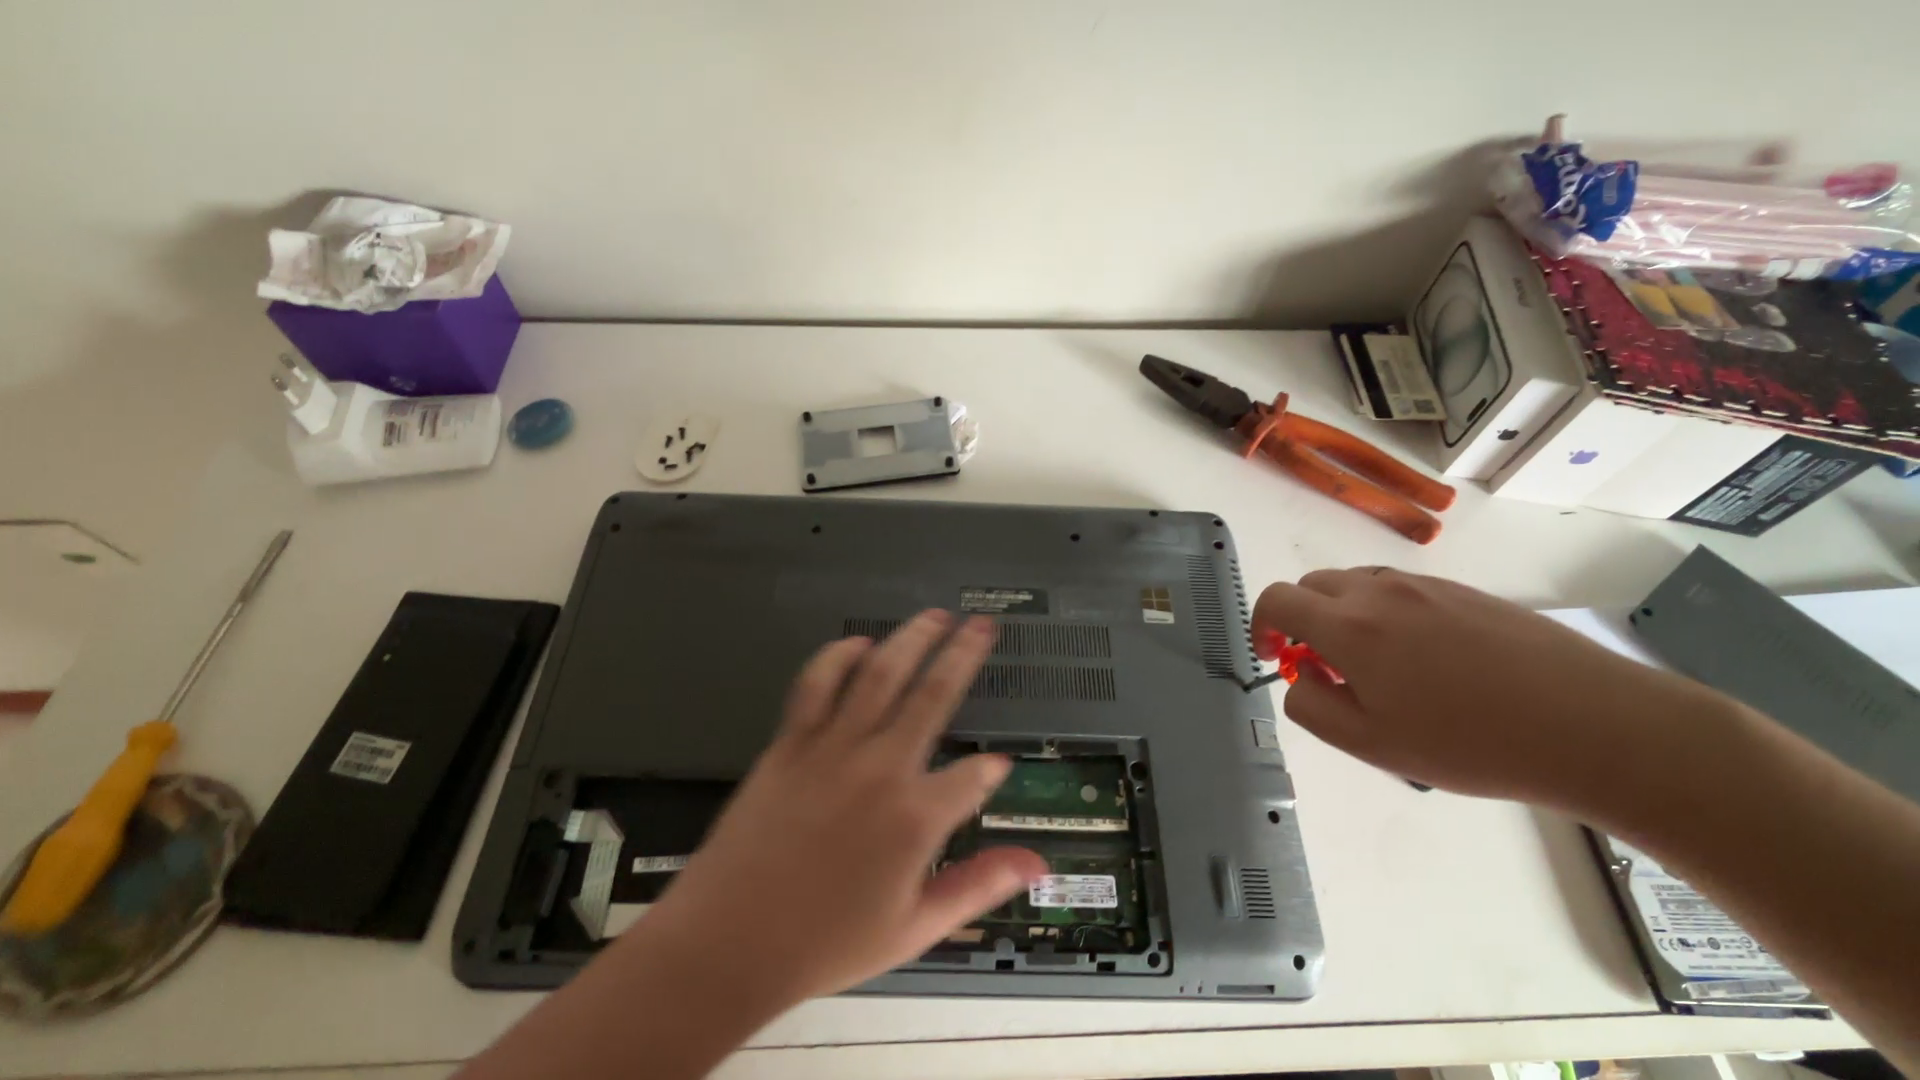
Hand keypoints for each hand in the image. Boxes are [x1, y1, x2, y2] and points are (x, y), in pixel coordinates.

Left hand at [649, 610, 1047, 1002]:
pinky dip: (839, 657)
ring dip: (911, 639)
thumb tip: (1036, 862)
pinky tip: (859, 643)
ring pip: (879, 675)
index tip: (997, 767)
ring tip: (934, 617)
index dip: (991, 771)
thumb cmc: (824, 944)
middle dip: (963, 655)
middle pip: (933, 694)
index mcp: (916, 816)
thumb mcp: (913, 929)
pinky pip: (816, 685)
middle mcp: (880, 768)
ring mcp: (831, 749)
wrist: (728, 943)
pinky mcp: (789, 744)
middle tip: (982, 626)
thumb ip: (978, 886)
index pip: (974, 775)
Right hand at [1252, 567, 1714, 807]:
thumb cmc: (1468, 742)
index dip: (1261, 625)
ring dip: (1344, 614)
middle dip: (1302, 619)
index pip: (1277, 599)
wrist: (1588, 723)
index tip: (1275, 657)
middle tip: (1324, 668)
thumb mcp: (1370, 743)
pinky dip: (1387, 613)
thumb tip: (1301, 678)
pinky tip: (1425, 661)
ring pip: (1359, 583)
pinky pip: (1404, 591)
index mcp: (1349, 625)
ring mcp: (1428, 587)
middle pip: (1314, 585)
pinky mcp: (1467, 593)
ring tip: (1377, 667)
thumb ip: (1311, 706)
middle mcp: (1381, 591)